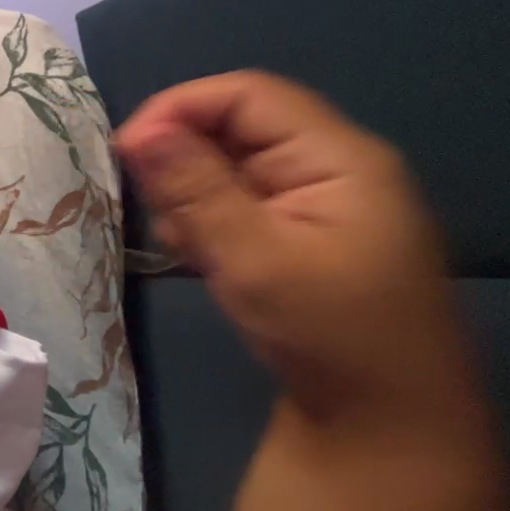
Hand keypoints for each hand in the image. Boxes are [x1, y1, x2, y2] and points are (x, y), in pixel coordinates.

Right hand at [116, 71, 472, 425]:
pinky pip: (230, 198)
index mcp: (337, 158)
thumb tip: (137, 131)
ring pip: (223, 164)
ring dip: (186, 194)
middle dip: (179, 160)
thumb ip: (195, 190)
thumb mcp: (253, 258)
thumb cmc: (328, 331)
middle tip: (158, 210)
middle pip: (232, 126)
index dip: (179, 108)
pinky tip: (198, 255)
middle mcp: (326, 166)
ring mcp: (310, 199)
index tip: (126, 151)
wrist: (383, 416)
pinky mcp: (292, 229)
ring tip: (185, 243)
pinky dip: (201, 218)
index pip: (247, 94)